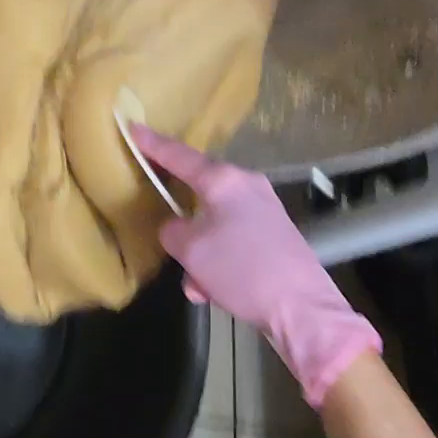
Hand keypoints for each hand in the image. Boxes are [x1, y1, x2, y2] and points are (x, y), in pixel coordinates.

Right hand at [131, 125, 380, 407]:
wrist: (304, 310)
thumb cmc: (243, 270)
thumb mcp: (192, 251)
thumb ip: (173, 231)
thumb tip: (177, 228)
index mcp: (224, 180)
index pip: (179, 155)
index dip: (153, 144)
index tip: (133, 128)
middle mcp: (246, 185)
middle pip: (198, 194)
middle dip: (181, 224)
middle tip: (167, 239)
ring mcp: (264, 209)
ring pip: (214, 224)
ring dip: (200, 252)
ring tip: (199, 285)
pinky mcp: (275, 234)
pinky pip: (233, 239)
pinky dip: (219, 261)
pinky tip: (216, 291)